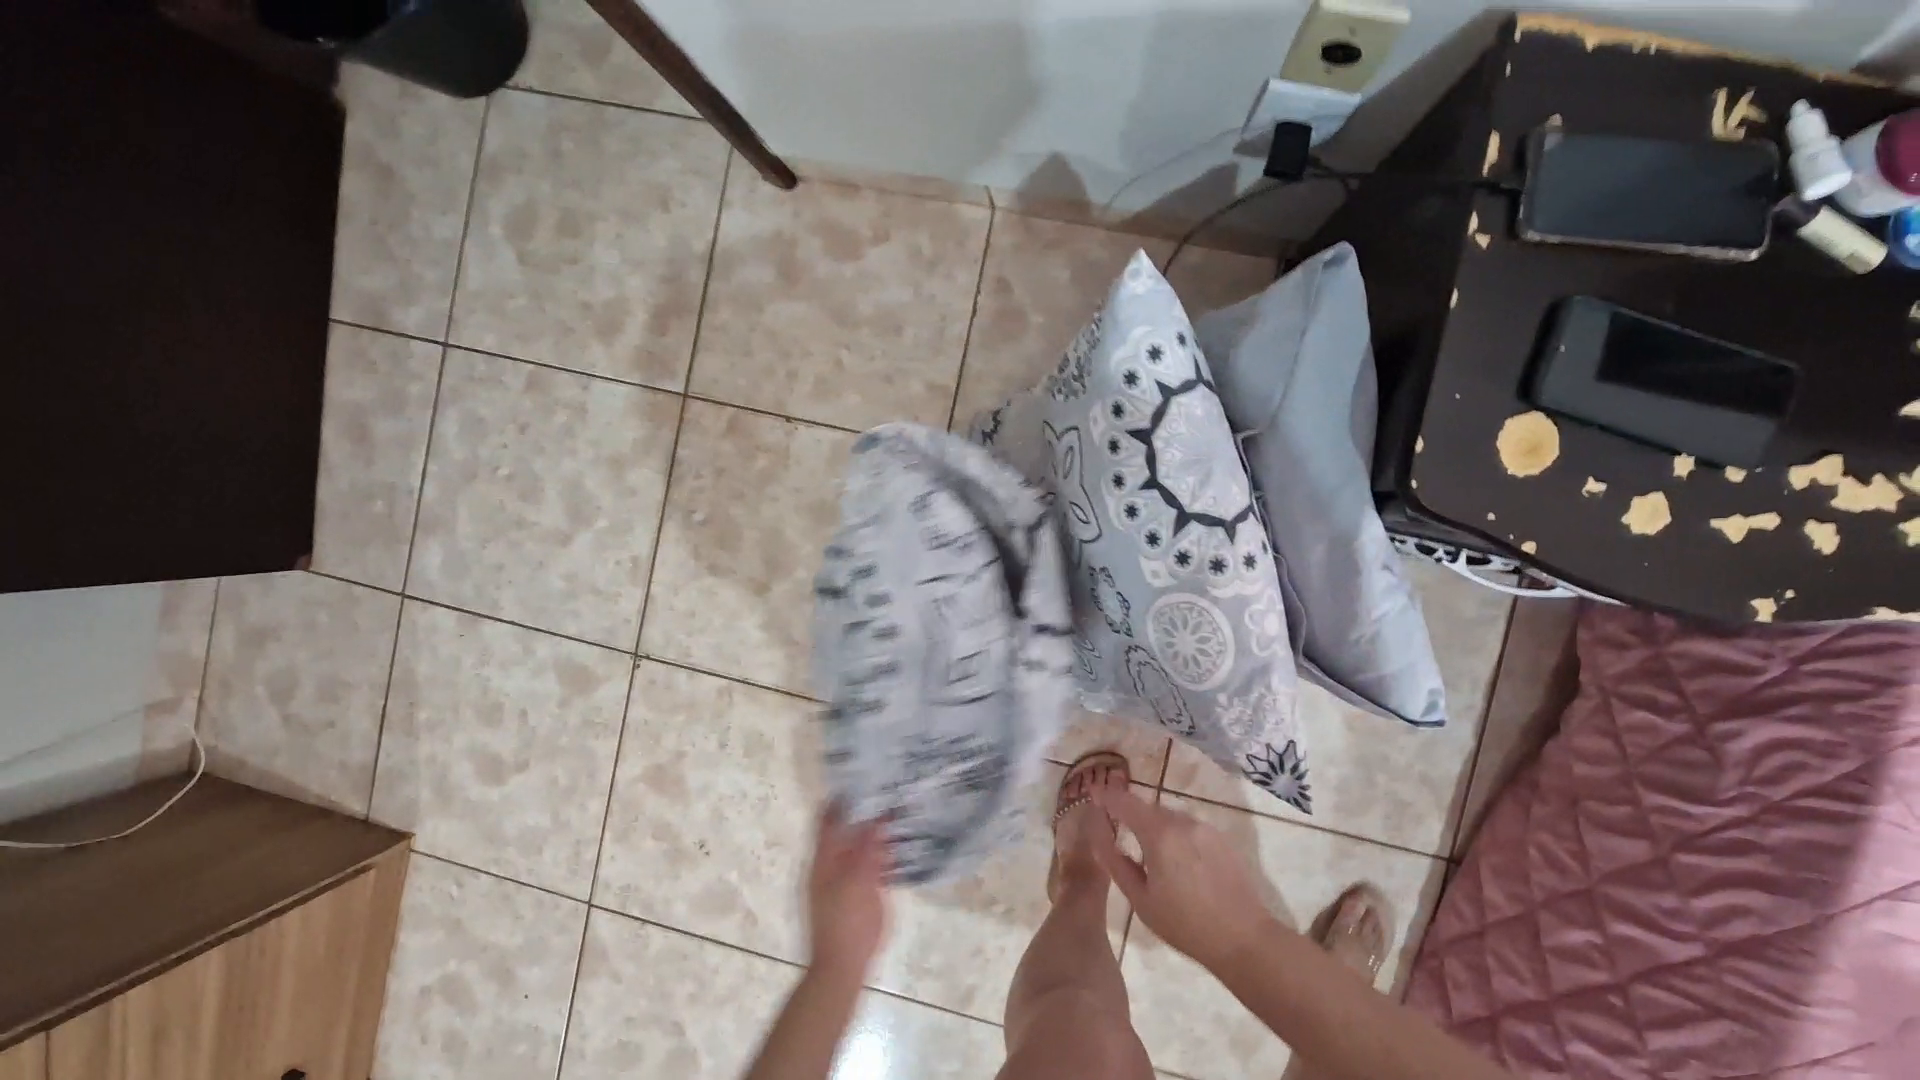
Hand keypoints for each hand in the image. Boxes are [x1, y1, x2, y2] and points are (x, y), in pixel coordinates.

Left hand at [803, 803, 889, 984]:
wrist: (843, 968)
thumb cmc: (845, 923)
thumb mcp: (857, 882)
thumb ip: (868, 848)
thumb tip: (879, 815)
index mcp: (823, 859)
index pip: (829, 818)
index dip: (843, 798)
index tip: (865, 776)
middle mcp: (833, 863)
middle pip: (847, 829)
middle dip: (867, 811)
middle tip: (892, 789)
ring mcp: (847, 878)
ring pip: (862, 845)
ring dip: (879, 830)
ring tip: (904, 809)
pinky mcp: (863, 892)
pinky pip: (874, 863)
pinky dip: (887, 851)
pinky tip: (907, 843)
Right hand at [1090, 785, 1277, 971]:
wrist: (1244, 938)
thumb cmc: (1185, 924)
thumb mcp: (1141, 900)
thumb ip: (1116, 863)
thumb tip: (1099, 837)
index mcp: (1159, 835)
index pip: (1125, 802)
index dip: (1106, 796)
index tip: (1092, 794)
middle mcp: (1183, 822)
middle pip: (1149, 808)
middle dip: (1131, 814)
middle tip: (1119, 829)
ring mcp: (1206, 828)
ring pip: (1171, 818)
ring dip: (1155, 827)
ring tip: (1150, 854)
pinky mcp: (1222, 839)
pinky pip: (1190, 828)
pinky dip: (1176, 836)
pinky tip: (1178, 863)